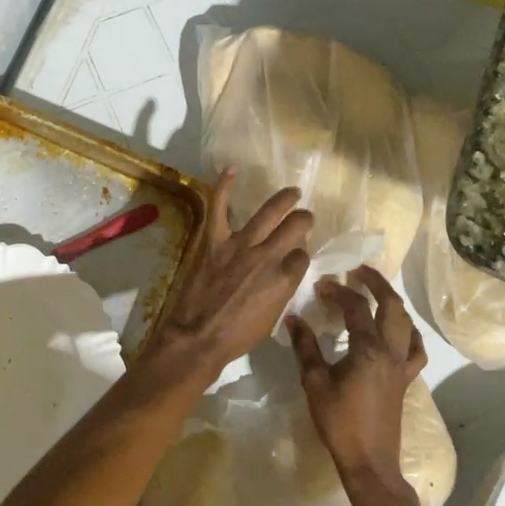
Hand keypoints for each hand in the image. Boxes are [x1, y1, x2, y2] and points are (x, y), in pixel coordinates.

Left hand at [144, 168, 312, 382]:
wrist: (199, 335)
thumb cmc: (236, 336)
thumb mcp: (271, 317)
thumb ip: (281, 290)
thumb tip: (283, 274)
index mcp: (284, 280)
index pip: (302, 257)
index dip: (301, 255)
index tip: (298, 255)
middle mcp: (267, 257)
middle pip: (294, 228)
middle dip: (303, 220)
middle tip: (306, 216)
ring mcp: (240, 245)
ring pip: (267, 213)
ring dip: (283, 200)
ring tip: (293, 192)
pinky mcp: (215, 240)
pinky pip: (220, 207)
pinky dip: (224, 186)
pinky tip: (231, 169)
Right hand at [286, 266, 426, 479]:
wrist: (369, 461)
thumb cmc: (339, 422)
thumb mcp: (314, 382)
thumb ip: (305, 346)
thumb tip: (293, 317)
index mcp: (368, 349)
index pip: (356, 307)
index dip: (338, 292)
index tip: (320, 286)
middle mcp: (391, 351)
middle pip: (392, 306)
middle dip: (376, 283)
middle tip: (356, 271)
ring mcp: (403, 366)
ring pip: (406, 323)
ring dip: (392, 302)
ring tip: (374, 293)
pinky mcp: (406, 380)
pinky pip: (415, 349)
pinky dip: (409, 333)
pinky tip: (399, 331)